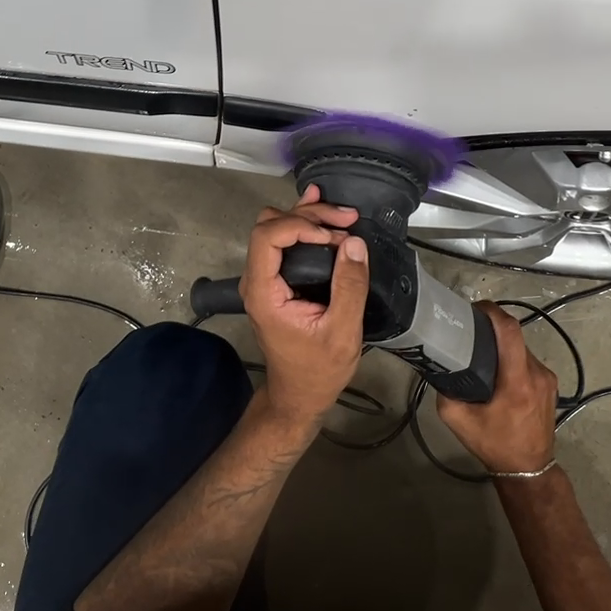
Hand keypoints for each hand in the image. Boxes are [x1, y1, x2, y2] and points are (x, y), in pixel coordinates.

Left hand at [240, 185, 368, 430]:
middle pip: (271, 225)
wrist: (300, 395)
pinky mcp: (274, 280)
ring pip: (275, 229)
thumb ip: (348, 288)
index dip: (299, 225)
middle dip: (310, 216)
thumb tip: (354, 243)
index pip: (267, 237)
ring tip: (342, 217)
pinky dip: (303, 225)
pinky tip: (323, 215)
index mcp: (263, 292)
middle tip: (348, 218)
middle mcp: (255, 280)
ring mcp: (263, 278)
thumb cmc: (319, 370)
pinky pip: (282, 242)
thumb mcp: (342, 333)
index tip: (333, 235)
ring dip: (308, 217)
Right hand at [437, 303, 557, 473]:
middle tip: (468, 330)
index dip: (492, 312)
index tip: (473, 308)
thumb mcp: (457, 419)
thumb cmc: (493, 443)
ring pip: (521, 347)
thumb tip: (440, 365)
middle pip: (514, 336)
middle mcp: (536, 374)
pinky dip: (511, 357)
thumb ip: (447, 389)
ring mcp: (547, 378)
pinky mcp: (550, 384)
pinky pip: (527, 359)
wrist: (528, 469)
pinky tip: (497, 368)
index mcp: (516, 381)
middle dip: (492, 327)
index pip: (509, 332)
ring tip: (480, 350)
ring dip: (501, 344)